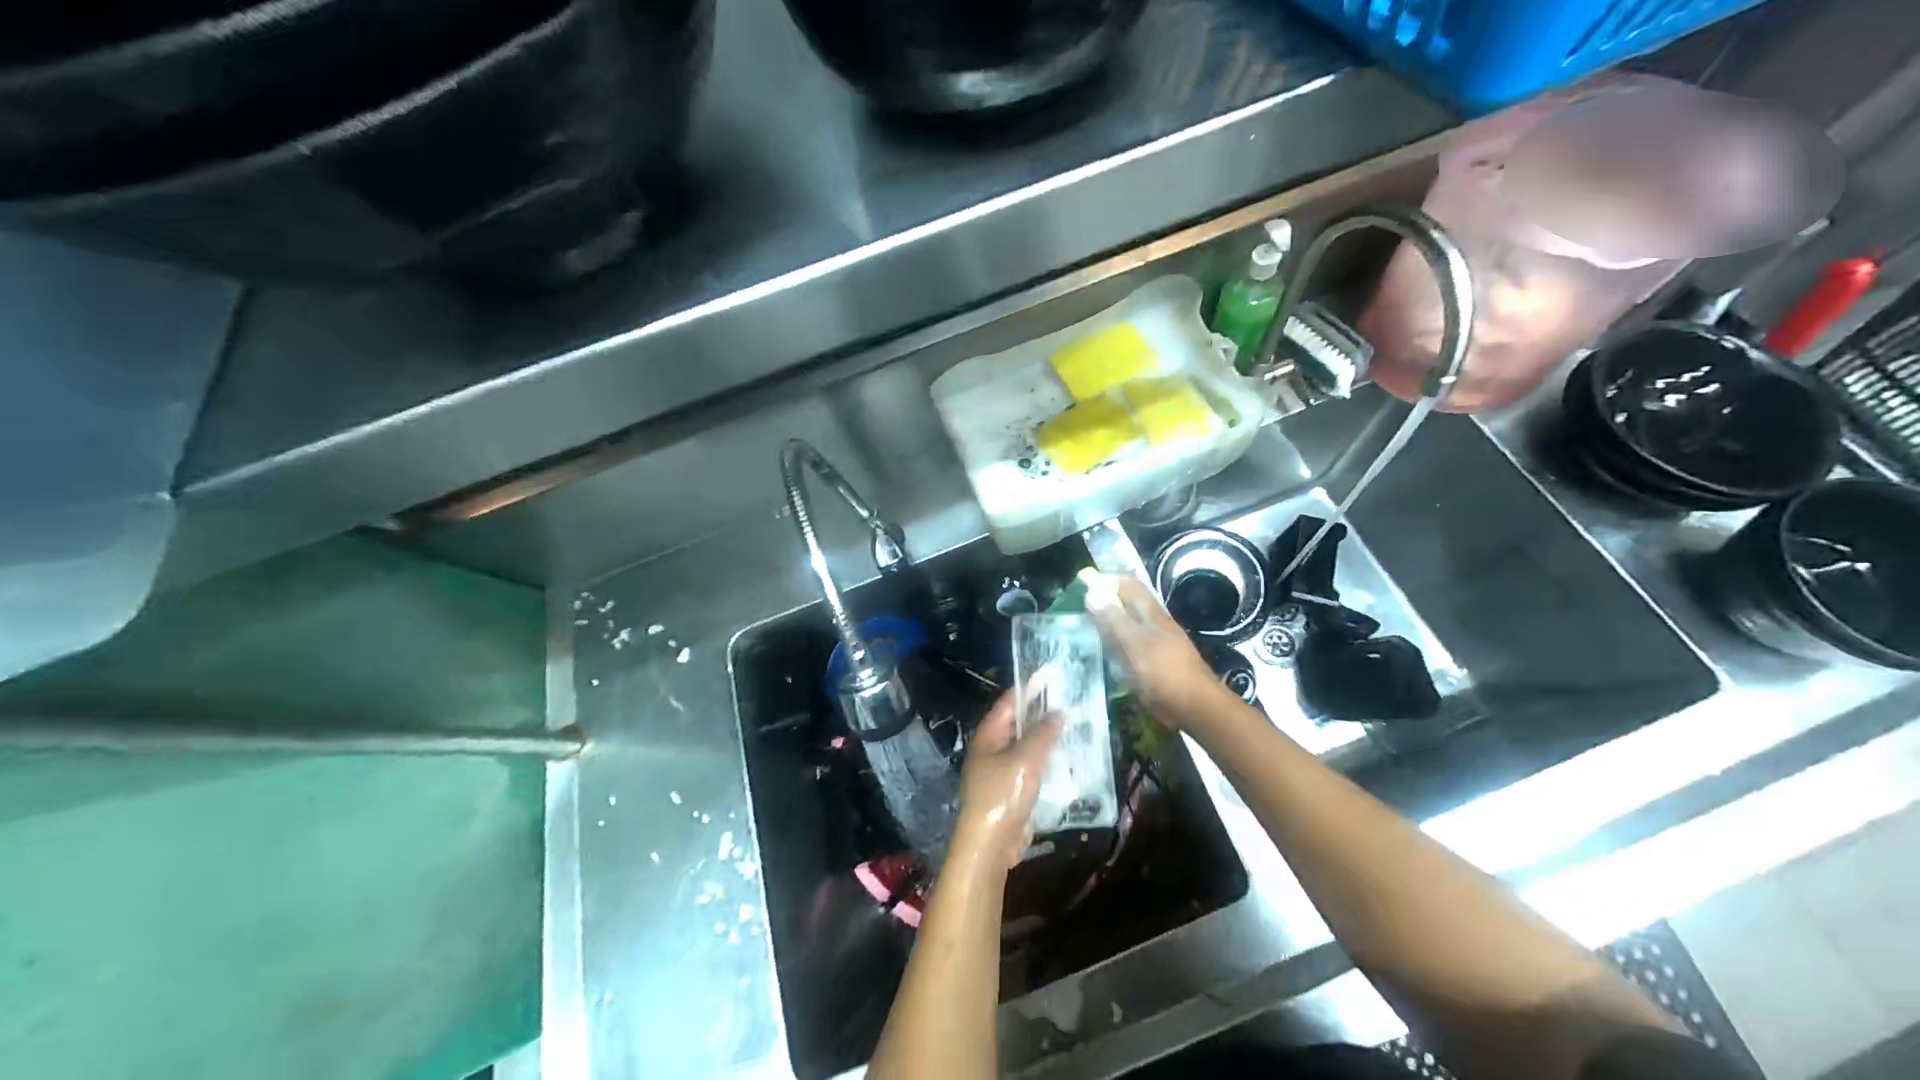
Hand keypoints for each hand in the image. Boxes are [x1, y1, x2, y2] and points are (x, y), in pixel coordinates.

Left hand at [955, 692, 1059, 868]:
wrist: (991, 845)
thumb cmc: (1003, 794)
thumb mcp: (1025, 759)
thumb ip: (1042, 734)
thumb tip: (1058, 713)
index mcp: (987, 737)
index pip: (1007, 703)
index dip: (1028, 688)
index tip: (1050, 675)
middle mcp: (991, 751)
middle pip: (1017, 724)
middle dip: (1041, 714)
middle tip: (1069, 702)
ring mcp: (1000, 773)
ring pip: (1026, 748)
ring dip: (1047, 739)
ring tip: (1074, 727)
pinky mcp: (1011, 793)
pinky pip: (1032, 769)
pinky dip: (1048, 763)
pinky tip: (1069, 761)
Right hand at [1085, 574, 1223, 726]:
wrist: (1194, 707)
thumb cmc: (1165, 672)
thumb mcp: (1135, 642)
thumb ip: (1113, 618)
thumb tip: (1091, 592)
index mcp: (1151, 612)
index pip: (1126, 583)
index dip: (1105, 580)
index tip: (1081, 585)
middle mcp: (1152, 622)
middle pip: (1125, 603)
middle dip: (1102, 601)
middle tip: (1076, 609)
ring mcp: (1154, 642)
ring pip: (1125, 625)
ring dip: (1106, 624)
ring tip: (1082, 629)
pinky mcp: (1152, 662)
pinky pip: (1127, 646)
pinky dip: (1113, 645)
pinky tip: (1101, 653)